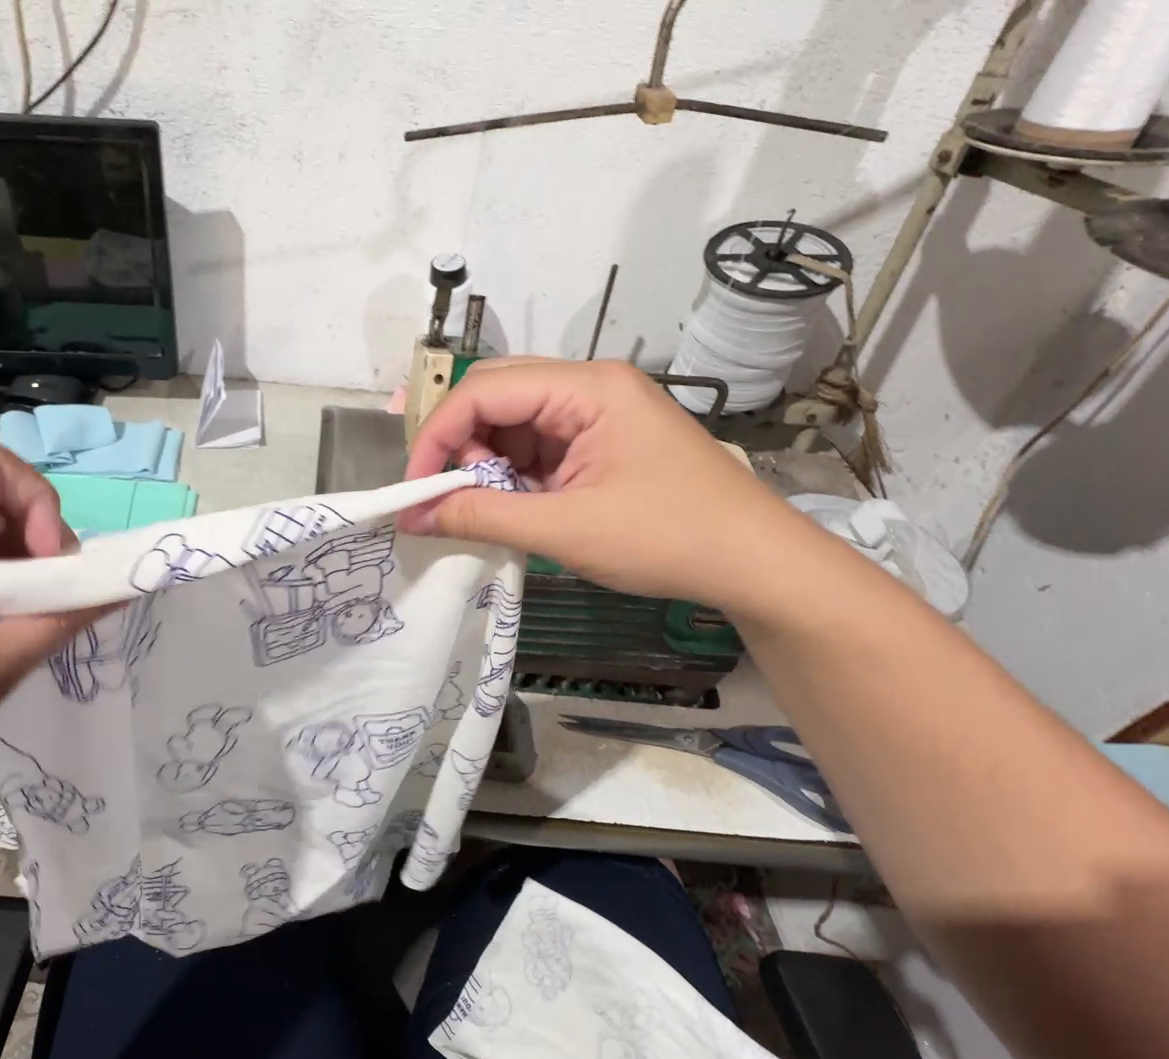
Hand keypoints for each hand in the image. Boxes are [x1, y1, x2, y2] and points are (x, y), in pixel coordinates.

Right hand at [399, 359, 823, 611]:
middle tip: (445, 496)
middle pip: (496, 395)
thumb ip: (482, 517)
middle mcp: (590, 385)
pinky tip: (514, 506)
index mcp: (587, 386)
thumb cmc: (668, 538)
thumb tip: (413, 517)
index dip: (437, 435)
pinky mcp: (603, 440)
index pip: (484, 389)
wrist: (756, 563)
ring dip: (487, 462)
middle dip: (461, 445)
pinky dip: (514, 475)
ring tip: (486, 508)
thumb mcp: (565, 530)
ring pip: (513, 421)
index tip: (412, 487)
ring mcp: (599, 412)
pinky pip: (538, 444)